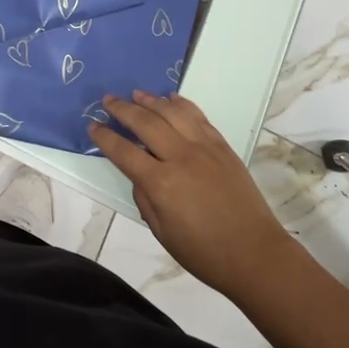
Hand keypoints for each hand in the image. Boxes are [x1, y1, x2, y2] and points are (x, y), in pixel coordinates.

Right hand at [89, 91, 294, 294]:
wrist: (255, 254)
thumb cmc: (205, 253)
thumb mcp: (163, 233)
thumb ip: (145, 199)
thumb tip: (140, 175)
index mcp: (161, 183)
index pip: (124, 151)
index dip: (105, 137)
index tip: (92, 126)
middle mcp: (180, 157)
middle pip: (145, 123)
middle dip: (123, 109)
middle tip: (108, 100)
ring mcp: (204, 147)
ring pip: (171, 112)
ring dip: (150, 100)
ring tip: (135, 94)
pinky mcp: (222, 146)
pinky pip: (198, 116)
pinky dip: (181, 104)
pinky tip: (170, 99)